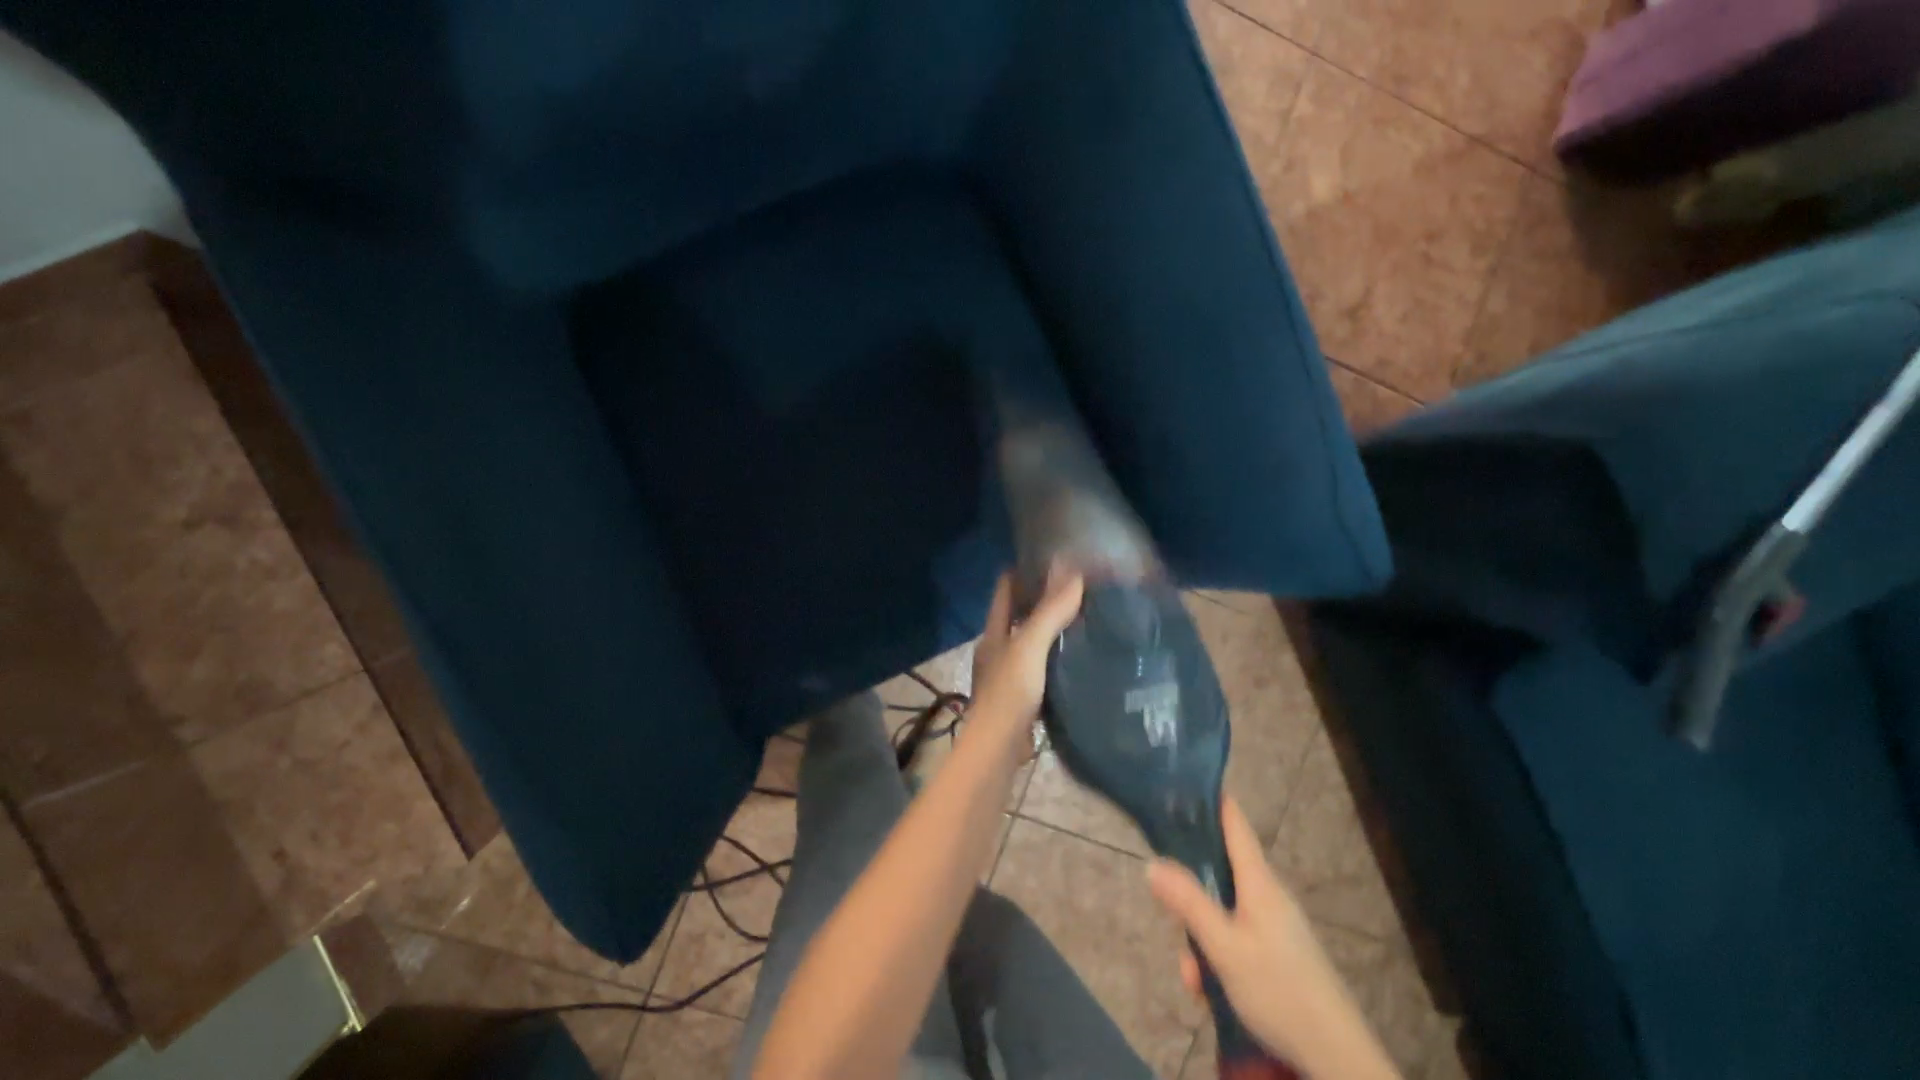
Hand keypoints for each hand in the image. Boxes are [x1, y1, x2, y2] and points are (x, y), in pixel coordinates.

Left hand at [967, 569, 1084, 755]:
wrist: (999, 749)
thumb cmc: (1009, 692)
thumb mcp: (1030, 646)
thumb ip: (1049, 611)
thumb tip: (1071, 570)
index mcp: (993, 635)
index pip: (1003, 592)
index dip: (1021, 573)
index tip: (1048, 559)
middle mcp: (996, 653)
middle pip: (1016, 619)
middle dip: (1039, 603)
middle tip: (1075, 589)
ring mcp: (1007, 680)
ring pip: (1029, 647)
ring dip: (1049, 635)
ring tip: (1083, 621)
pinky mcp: (1021, 703)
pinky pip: (1041, 674)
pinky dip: (1056, 664)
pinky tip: (1079, 663)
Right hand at [1148, 799, 1390, 1073]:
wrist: (1333, 1053)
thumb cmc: (1278, 989)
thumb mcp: (1224, 947)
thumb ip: (1188, 904)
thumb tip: (1153, 863)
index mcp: (1260, 884)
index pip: (1235, 826)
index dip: (1213, 803)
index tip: (1183, 787)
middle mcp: (1268, 897)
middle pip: (1218, 876)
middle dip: (1190, 904)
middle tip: (1178, 936)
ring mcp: (1275, 927)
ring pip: (1222, 917)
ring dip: (1202, 945)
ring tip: (1198, 983)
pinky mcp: (1277, 954)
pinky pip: (1235, 942)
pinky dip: (1219, 962)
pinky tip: (1214, 995)